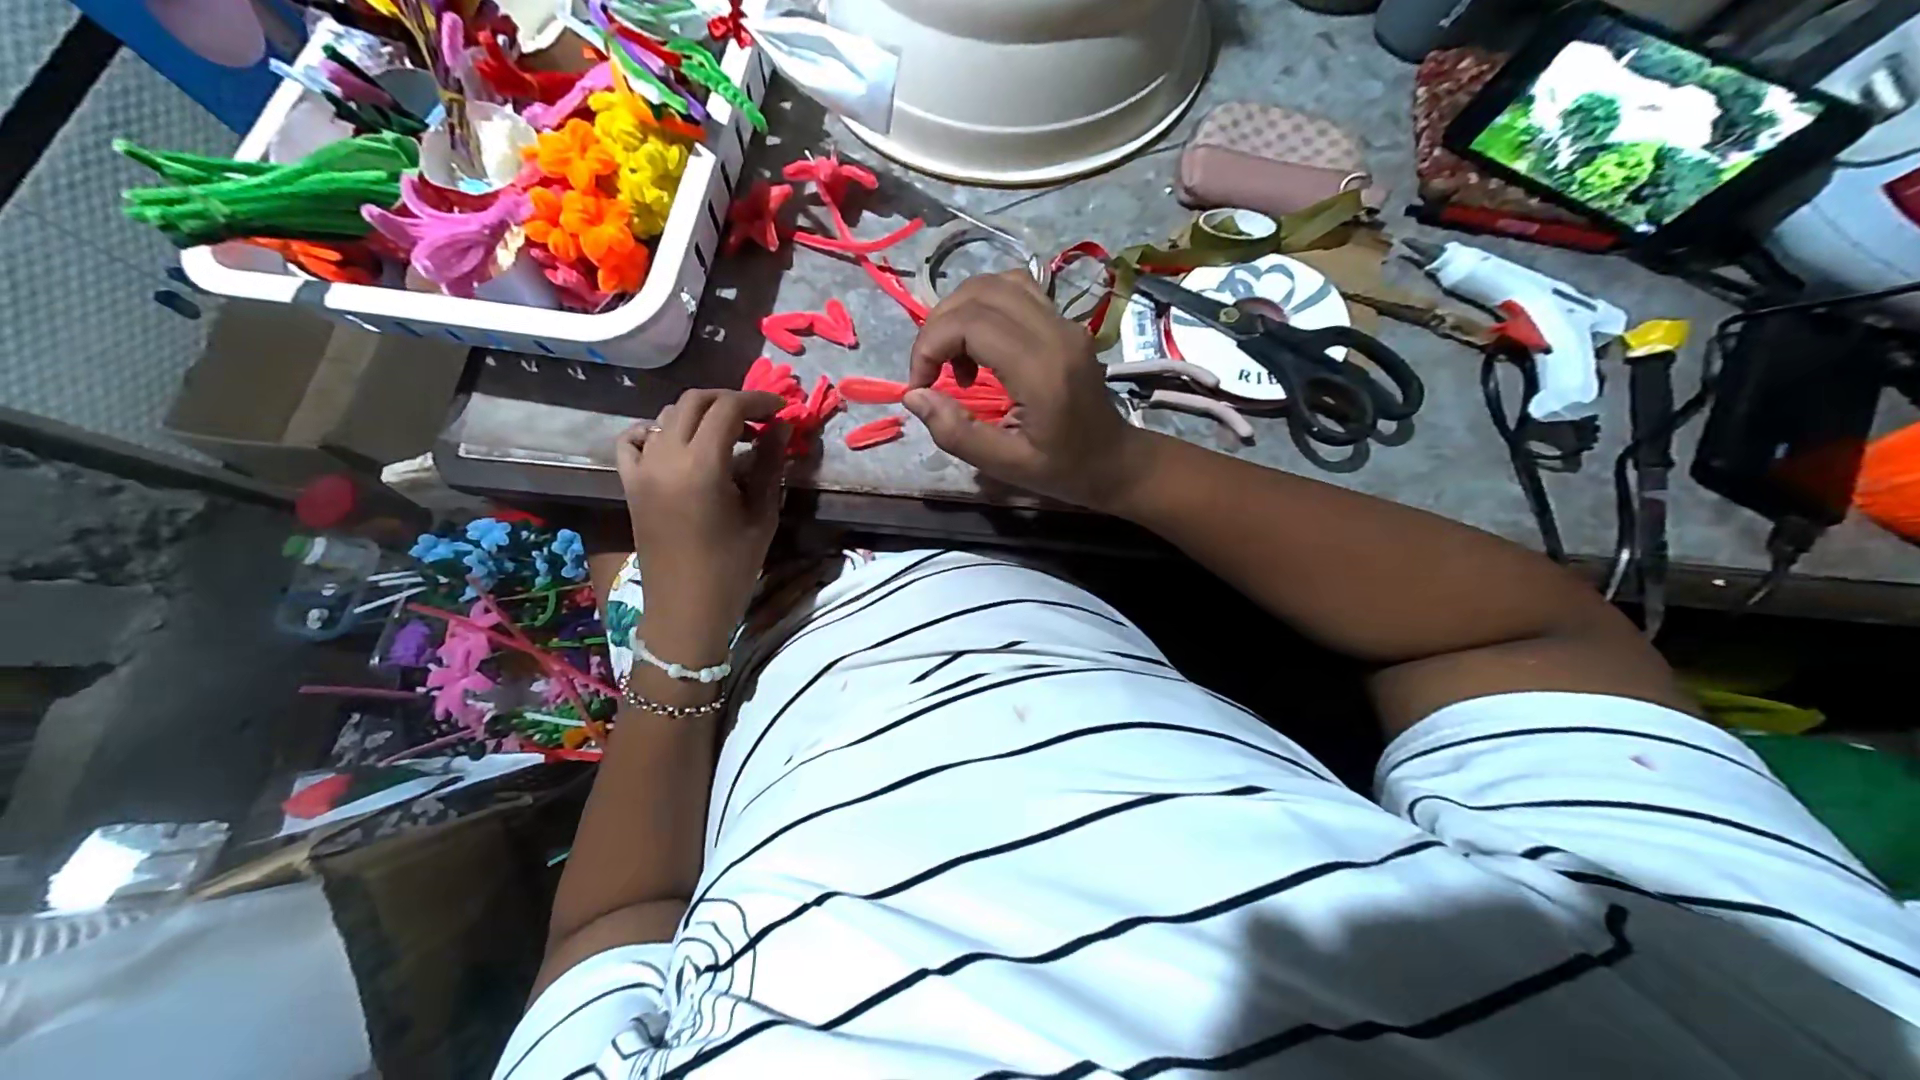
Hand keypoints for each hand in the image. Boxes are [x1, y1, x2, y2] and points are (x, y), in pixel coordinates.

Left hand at [616, 389, 788, 661]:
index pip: (728, 409)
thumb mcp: (762, 515)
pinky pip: (634, 440)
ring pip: (666, 416)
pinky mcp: (629, 484)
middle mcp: (665, 457)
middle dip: (730, 401)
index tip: (781, 411)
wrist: (685, 609)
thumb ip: (770, 464)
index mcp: (701, 466)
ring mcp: (641, 469)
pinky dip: (655, 431)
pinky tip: (677, 445)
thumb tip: (780, 427)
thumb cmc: (733, 567)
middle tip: (758, 419)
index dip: (758, 402)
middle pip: (694, 402)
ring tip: (728, 435)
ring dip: (700, 415)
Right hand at [905, 271, 1157, 510]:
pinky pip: (1016, 290)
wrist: (1115, 460)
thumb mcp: (1005, 465)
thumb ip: (956, 432)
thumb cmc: (1063, 469)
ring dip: (960, 313)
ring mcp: (1063, 321)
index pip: (970, 323)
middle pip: (978, 294)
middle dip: (938, 327)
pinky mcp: (1064, 321)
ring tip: (955, 359)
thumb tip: (913, 396)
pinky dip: (984, 308)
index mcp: (1041, 369)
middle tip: (931, 372)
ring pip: (996, 283)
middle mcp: (1055, 332)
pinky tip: (981, 346)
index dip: (930, 346)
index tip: (920, 385)